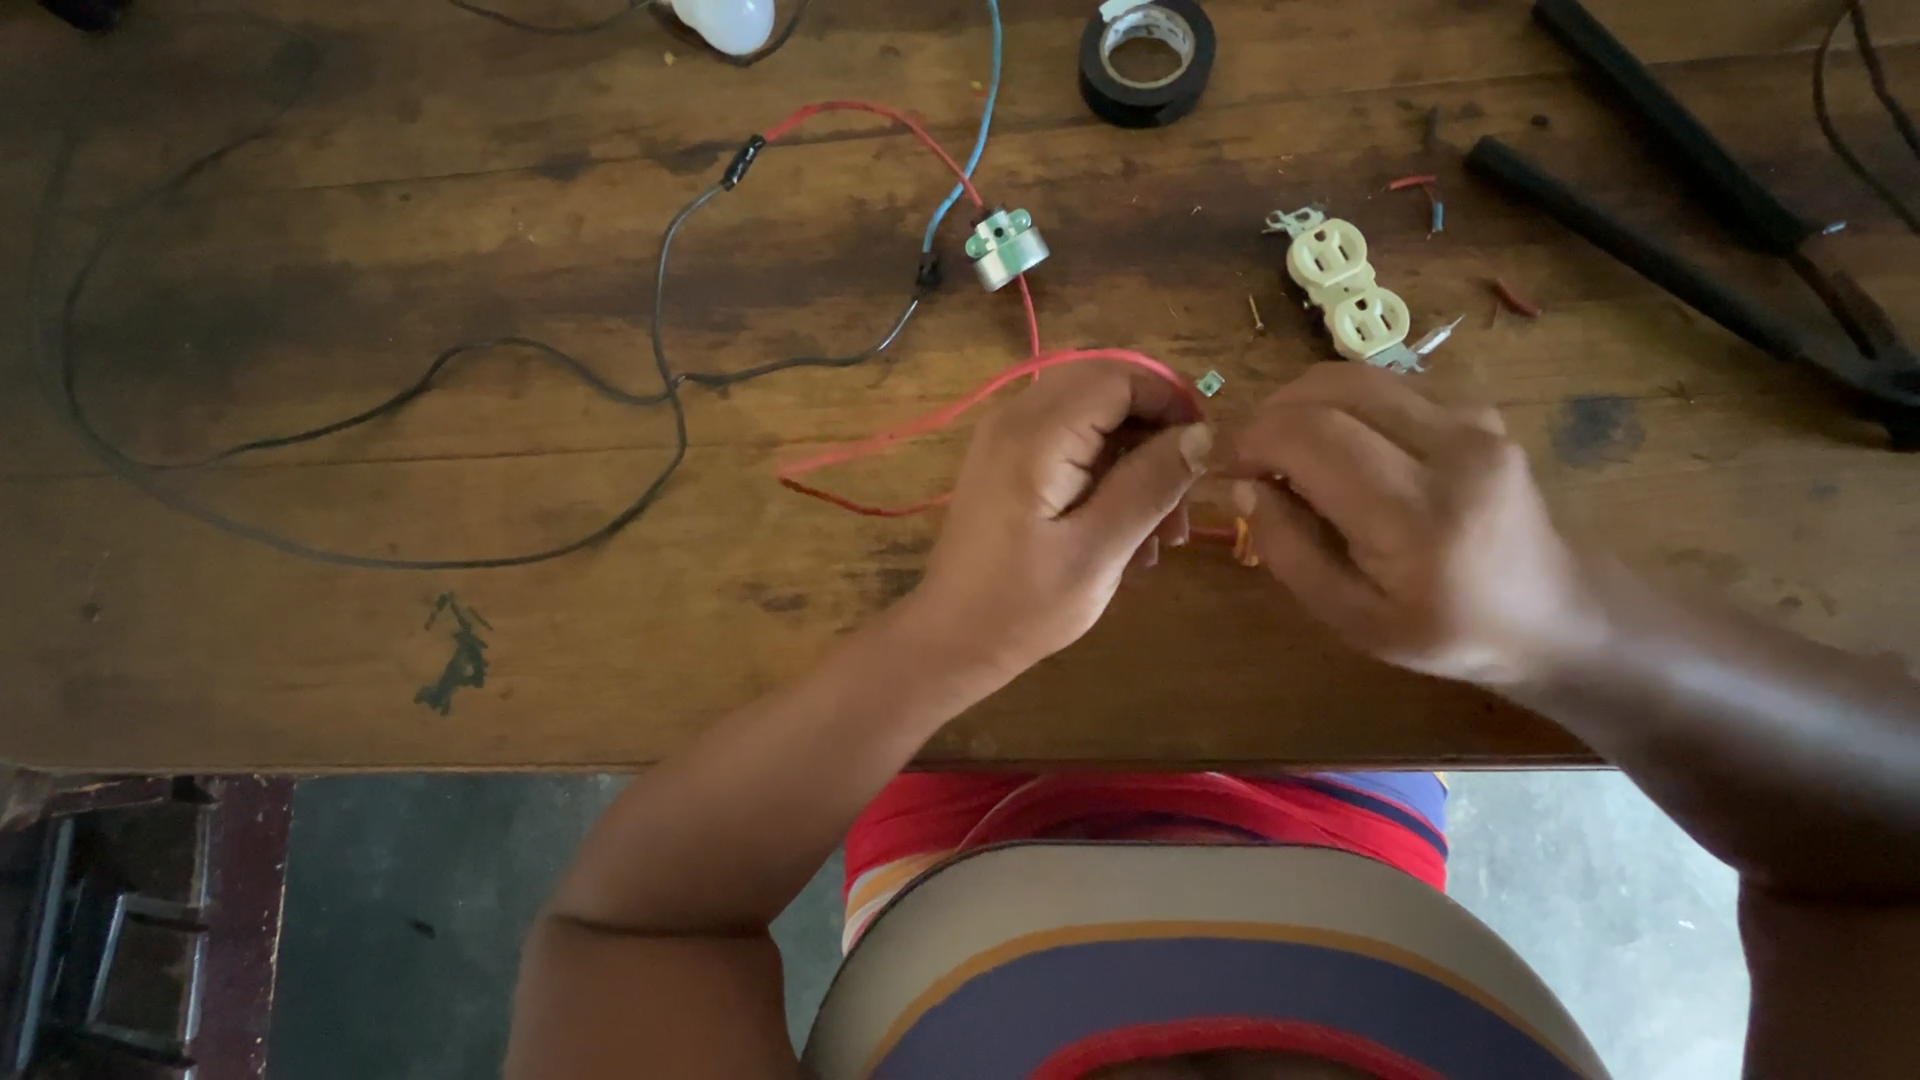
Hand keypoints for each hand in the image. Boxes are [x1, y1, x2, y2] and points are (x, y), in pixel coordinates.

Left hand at [908, 361, 1210, 672]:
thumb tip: (1204, 434)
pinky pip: (1069, 444)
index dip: (1172, 402)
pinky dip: (1106, 476)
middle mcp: (1014, 418)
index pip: (1120, 377)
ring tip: (1163, 536)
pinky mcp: (1006, 462)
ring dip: (1135, 463)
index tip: (1206, 454)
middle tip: (1186, 496)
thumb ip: (1151, 484)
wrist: (954, 639)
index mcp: (1035, 434)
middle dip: (1156, 434)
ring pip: (1092, 418)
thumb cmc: (1025, 605)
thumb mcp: (1099, 550)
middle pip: (1107, 390)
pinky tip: (1128, 536)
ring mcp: (1005, 438)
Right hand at [1214, 364, 1600, 685]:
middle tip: (1246, 458)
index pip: (1310, 435)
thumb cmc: (1444, 632)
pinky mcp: (1476, 413)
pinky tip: (1334, 452)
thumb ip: (1289, 551)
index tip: (1220, 467)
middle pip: (1330, 388)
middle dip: (1267, 414)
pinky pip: (1383, 389)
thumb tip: (1245, 486)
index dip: (1248, 439)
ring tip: (1282, 453)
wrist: (1553, 615)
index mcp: (1417, 514)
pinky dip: (1337, 408)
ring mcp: (1472, 422)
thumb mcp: (1350, 618)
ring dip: (1299, 406)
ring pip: (1354, 377)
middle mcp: (1451, 449)